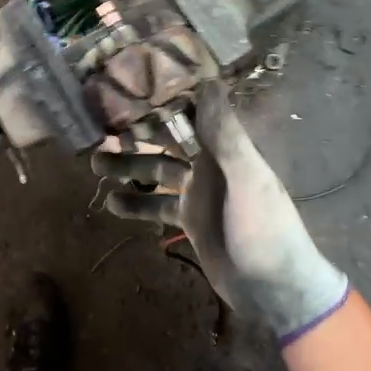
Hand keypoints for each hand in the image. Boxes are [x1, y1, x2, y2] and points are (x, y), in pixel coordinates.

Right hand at [93, 83, 349, 343]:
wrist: (276, 291)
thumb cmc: (264, 229)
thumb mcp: (246, 178)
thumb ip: (225, 133)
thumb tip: (209, 80)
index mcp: (224, 148)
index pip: (188, 114)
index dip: (160, 101)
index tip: (128, 87)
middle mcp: (209, 164)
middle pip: (165, 142)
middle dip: (134, 135)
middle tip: (99, 130)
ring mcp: (198, 194)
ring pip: (155, 173)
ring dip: (127, 167)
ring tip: (95, 164)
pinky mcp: (190, 222)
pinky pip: (156, 206)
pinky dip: (135, 203)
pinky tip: (111, 203)